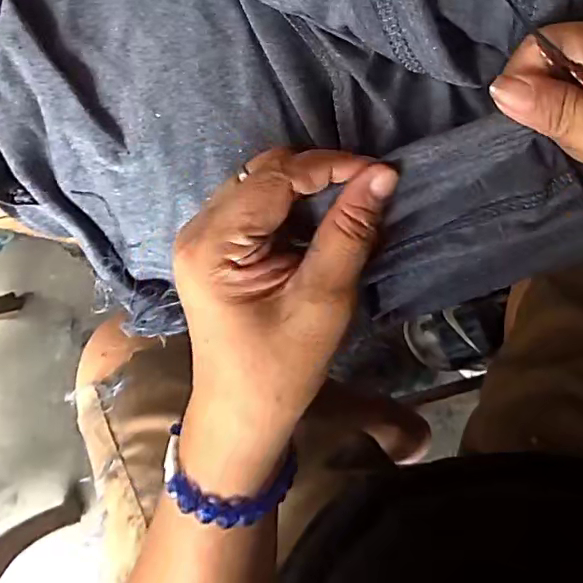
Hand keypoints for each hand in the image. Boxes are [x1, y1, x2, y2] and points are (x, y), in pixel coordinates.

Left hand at [170, 148, 398, 493]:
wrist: (239, 417)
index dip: (330, 166)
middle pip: (265, 171)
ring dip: (309, 184)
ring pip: (263, 179)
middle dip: (320, 172)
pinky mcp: (216, 241)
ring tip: (352, 198)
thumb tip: (382, 175)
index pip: (275, 176)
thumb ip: (350, 231)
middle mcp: (199, 227)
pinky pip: (259, 200)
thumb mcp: (323, 301)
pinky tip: (323, 216)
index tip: (380, 171)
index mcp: (212, 244)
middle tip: (368, 185)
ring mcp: (203, 233)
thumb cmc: (279, 370)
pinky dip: (296, 201)